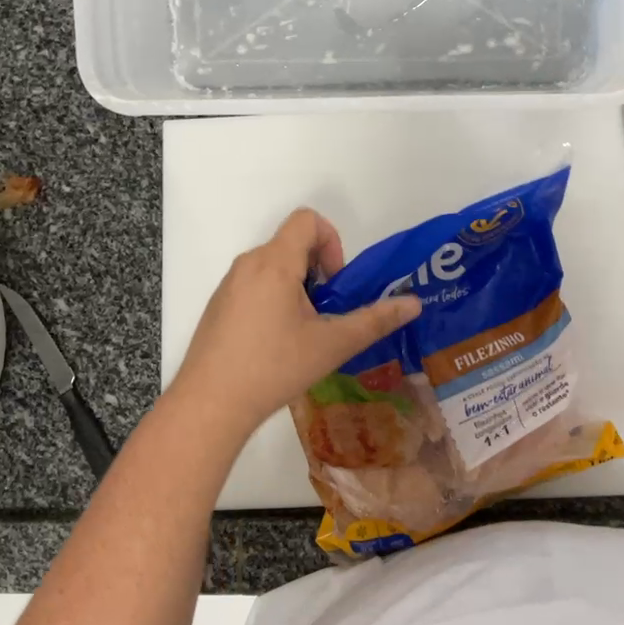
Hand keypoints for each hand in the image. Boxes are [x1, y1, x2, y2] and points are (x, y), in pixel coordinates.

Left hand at [168, 209, 422, 431]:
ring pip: (273, 267)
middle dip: (318, 271)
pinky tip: (276, 345)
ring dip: (297, 288)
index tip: (336, 284)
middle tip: (325, 315)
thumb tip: (413, 304)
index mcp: (274, 262)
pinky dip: (274, 301)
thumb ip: (375, 320)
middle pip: (292, 244)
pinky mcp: (218, 306)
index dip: (331, 242)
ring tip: (303, 334)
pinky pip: (254, 286)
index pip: (307, 220)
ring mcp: (229, 285)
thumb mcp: (332, 344)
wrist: (210, 404)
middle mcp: (248, 264)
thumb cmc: (274, 367)